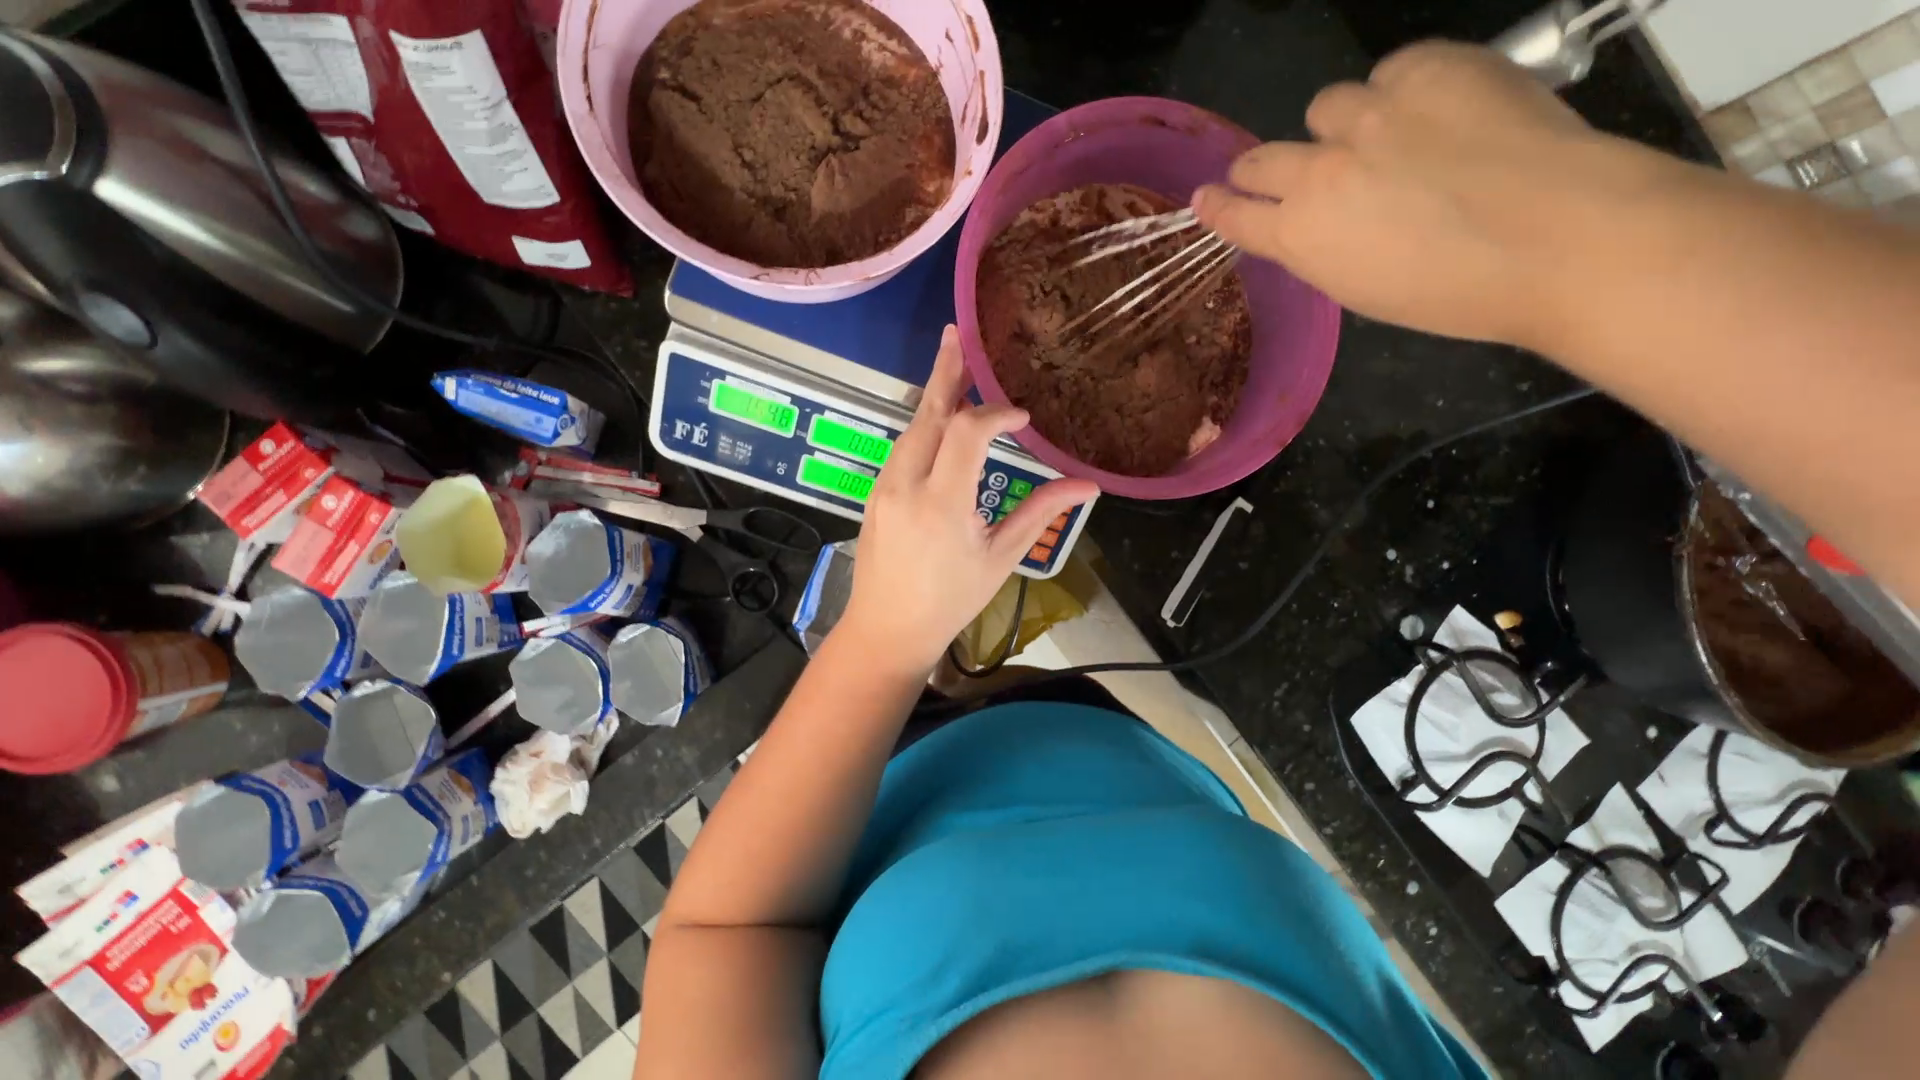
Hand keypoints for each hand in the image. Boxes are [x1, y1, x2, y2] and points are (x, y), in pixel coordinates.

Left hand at [836, 326, 1097, 677]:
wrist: (887, 629)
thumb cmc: (950, 600)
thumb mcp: (1001, 559)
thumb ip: (1039, 513)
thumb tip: (1087, 486)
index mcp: (942, 503)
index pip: (968, 433)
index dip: (996, 415)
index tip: (1021, 418)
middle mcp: (906, 484)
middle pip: (928, 414)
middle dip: (946, 372)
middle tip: (958, 333)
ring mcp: (884, 486)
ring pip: (911, 428)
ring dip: (934, 395)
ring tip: (952, 361)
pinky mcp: (875, 492)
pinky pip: (902, 446)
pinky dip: (923, 423)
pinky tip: (938, 415)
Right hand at [1194, 41, 1622, 348]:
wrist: (1562, 237)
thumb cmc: (1464, 293)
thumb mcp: (1369, 290)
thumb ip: (1327, 250)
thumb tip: (1323, 223)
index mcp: (1303, 234)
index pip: (1238, 215)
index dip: (1220, 206)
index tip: (1207, 198)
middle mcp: (1320, 169)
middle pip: (1264, 158)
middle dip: (1267, 167)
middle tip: (1298, 172)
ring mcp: (1372, 113)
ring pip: (1328, 106)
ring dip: (1345, 125)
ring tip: (1395, 140)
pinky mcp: (1429, 67)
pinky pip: (1394, 69)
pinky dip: (1407, 89)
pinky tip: (1442, 112)